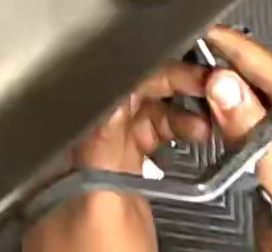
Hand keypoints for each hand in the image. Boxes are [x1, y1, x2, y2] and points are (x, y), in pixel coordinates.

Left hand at [23, 61, 211, 251]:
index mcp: (64, 145)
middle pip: (122, 96)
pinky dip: (170, 135)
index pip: (105, 86)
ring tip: (207, 117)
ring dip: (174, 111)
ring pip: (137, 117)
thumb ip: (105, 139)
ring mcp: (98, 169)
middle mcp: (78, 149)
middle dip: (166, 86)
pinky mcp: (118, 188)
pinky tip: (192, 138)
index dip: (145, 71)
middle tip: (206, 86)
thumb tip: (116, 83)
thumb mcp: (101, 205)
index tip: (183, 67)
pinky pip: (144, 143)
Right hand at [201, 27, 271, 251]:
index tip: (206, 31)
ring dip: (235, 91)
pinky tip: (219, 118)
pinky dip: (241, 119)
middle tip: (191, 54)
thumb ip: (263, 149)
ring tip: (197, 78)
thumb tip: (224, 83)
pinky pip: (269, 133)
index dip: (243, 51)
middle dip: (235, 66)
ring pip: (271, 108)